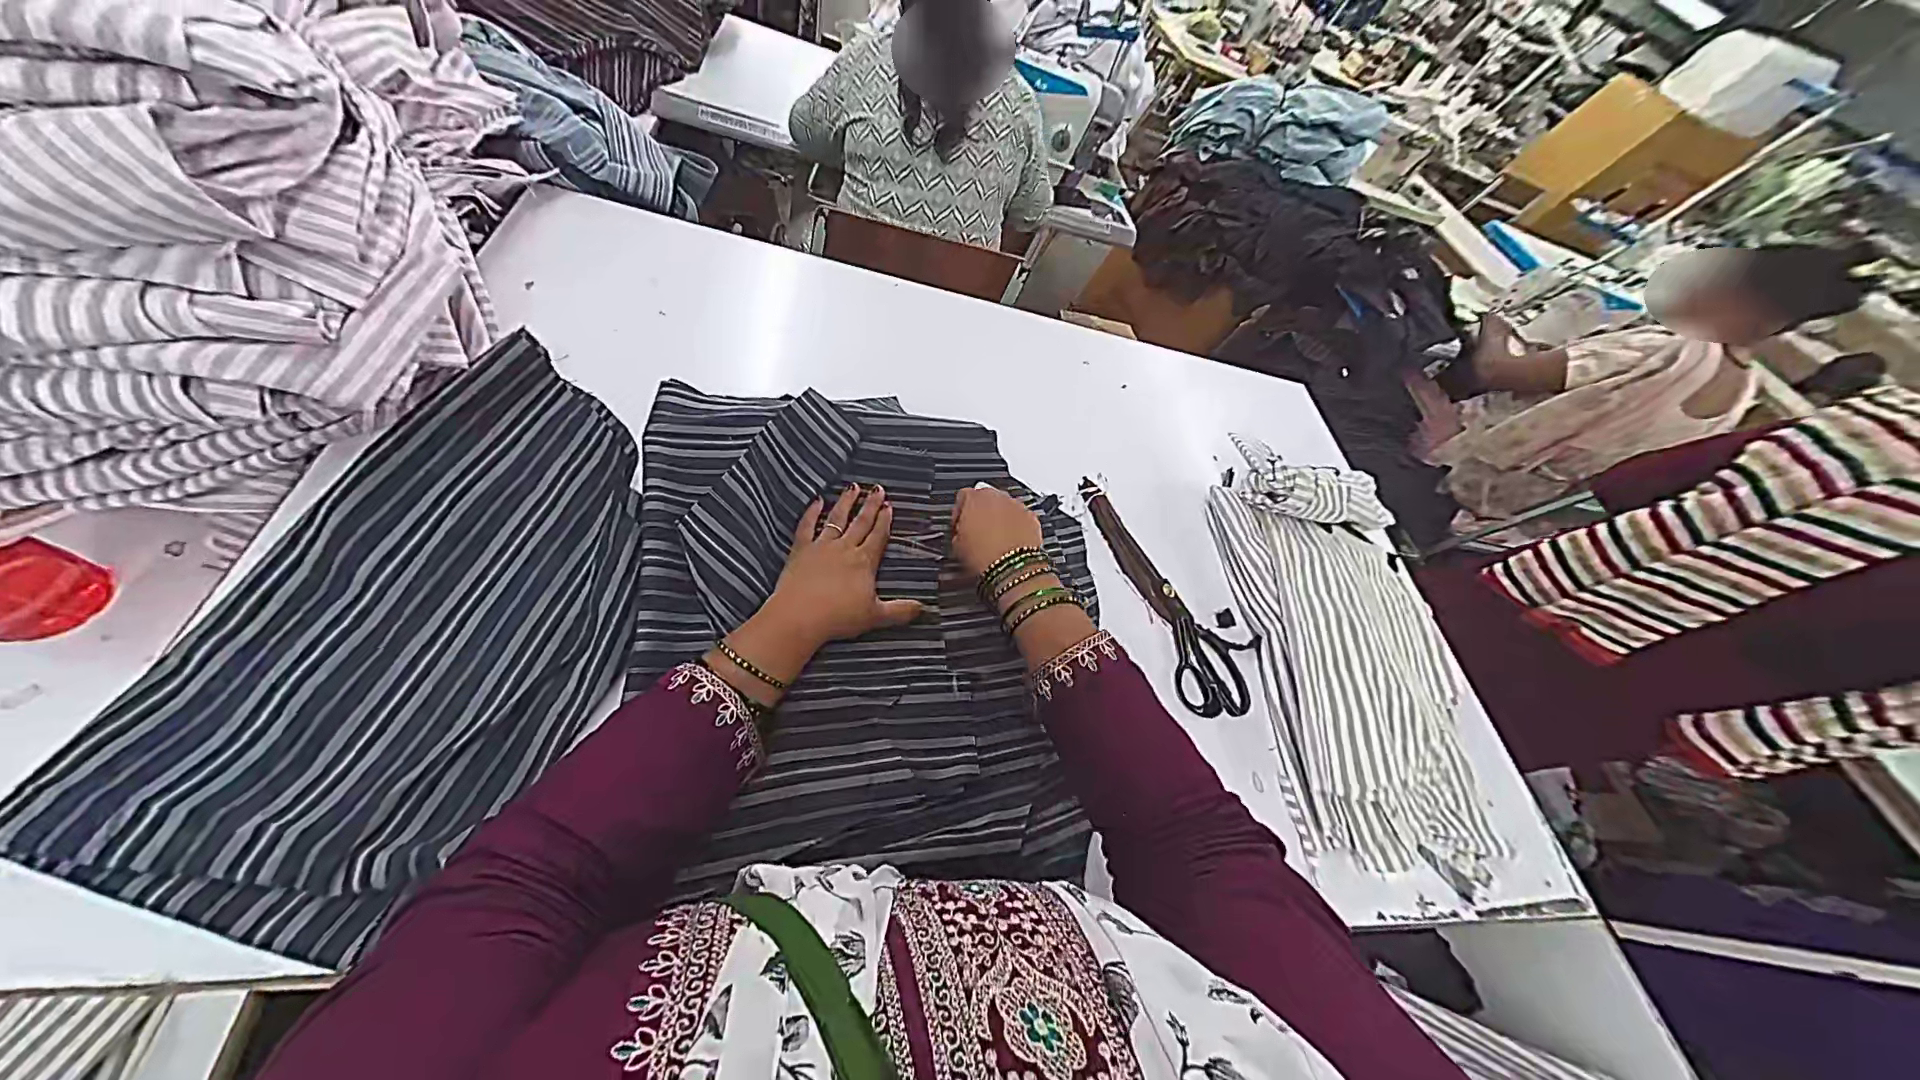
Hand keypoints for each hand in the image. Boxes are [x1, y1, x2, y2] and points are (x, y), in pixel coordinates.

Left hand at [761, 484, 924, 647]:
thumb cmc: (838, 617)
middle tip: (877, 489)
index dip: (885, 520)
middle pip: (861, 522)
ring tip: (852, 487)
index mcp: (864, 561)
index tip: (889, 506)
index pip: (878, 536)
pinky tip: (816, 502)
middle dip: (871, 504)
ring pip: (837, 518)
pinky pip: (807, 526)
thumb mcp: (875, 616)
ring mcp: (822, 547)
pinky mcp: (801, 550)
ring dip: (846, 502)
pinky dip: (812, 513)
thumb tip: (922, 609)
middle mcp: (845, 548)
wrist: (799, 616)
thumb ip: (900, 611)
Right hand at [949, 483, 1044, 579]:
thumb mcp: (957, 546)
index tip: (959, 525)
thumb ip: (957, 531)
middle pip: (986, 499)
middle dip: (981, 513)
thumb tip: (960, 535)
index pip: (962, 497)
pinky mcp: (1032, 518)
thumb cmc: (984, 556)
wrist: (1012, 568)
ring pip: (1005, 507)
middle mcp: (997, 497)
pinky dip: (1016, 527)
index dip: (959, 513)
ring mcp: (1017, 506)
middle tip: (977, 532)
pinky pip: (1021, 518)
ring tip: (994, 539)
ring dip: (999, 519)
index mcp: (974, 498)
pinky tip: (1009, 542)